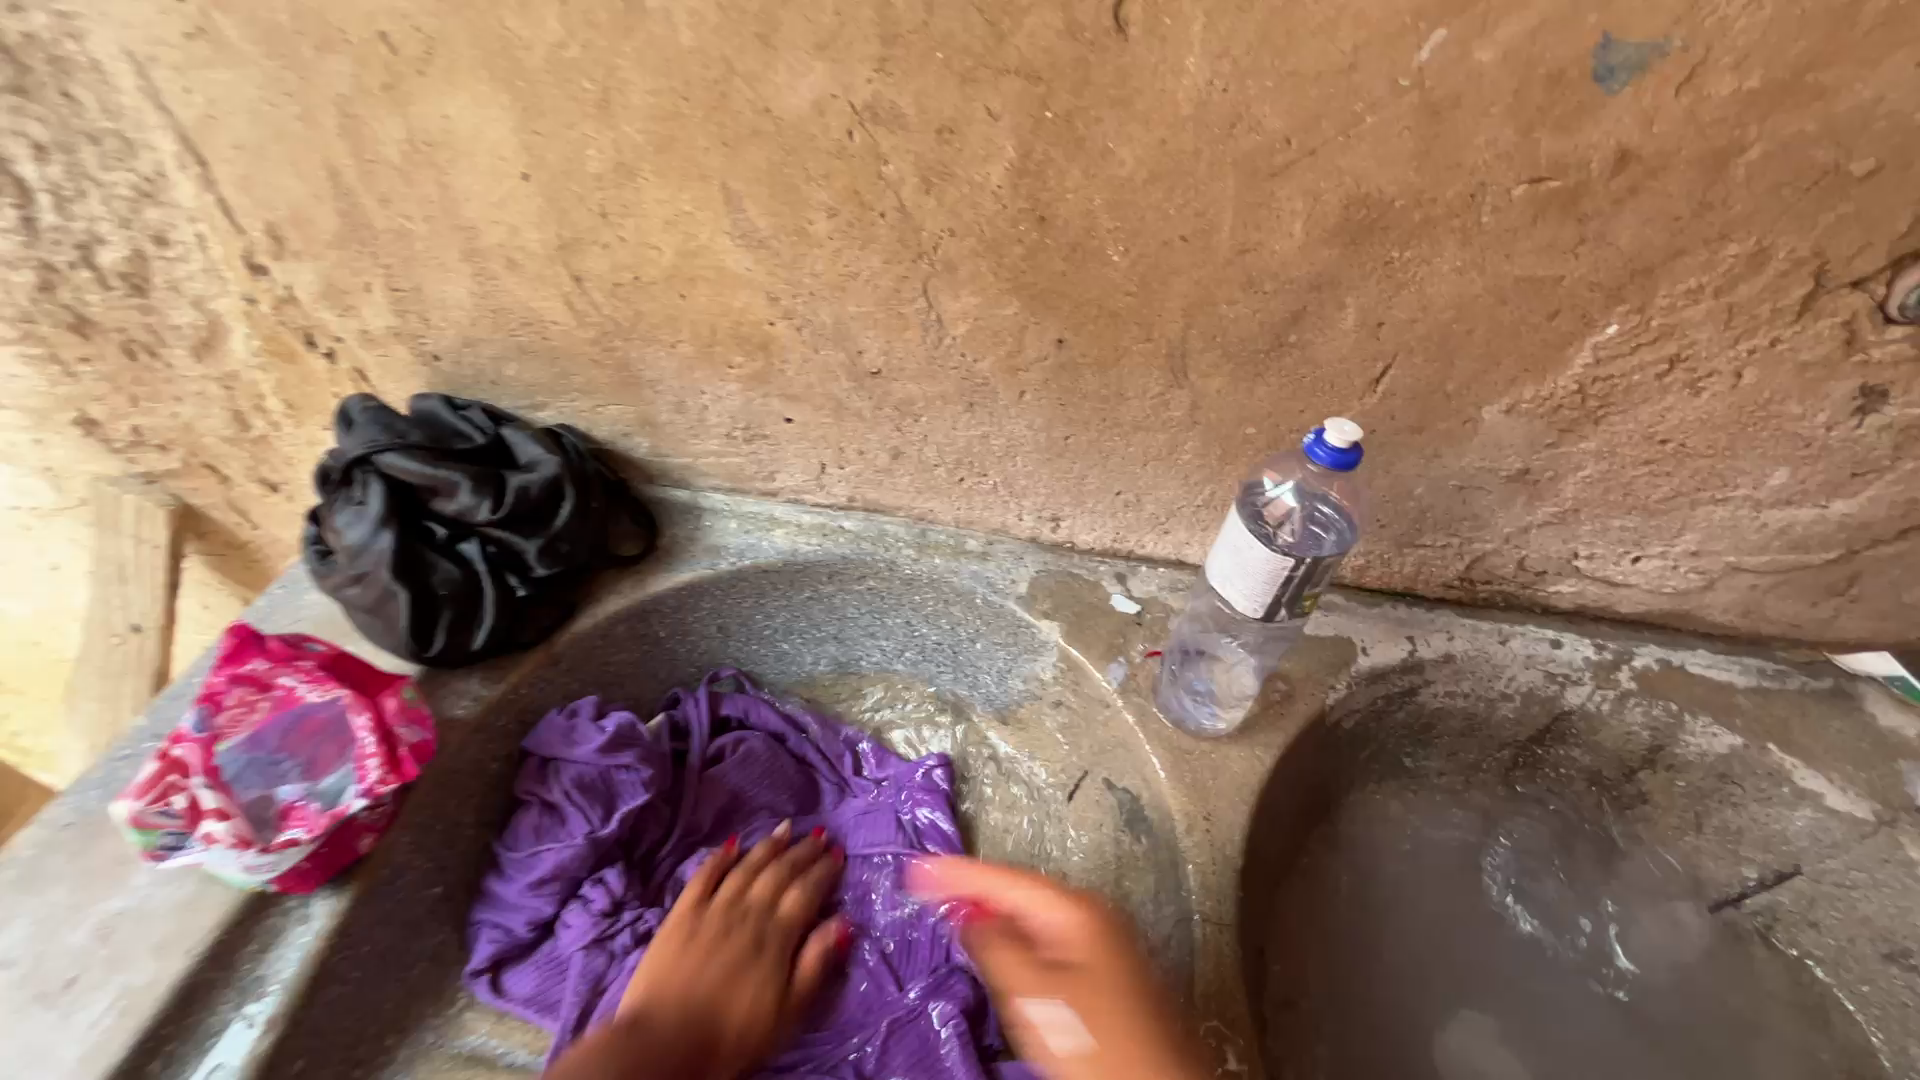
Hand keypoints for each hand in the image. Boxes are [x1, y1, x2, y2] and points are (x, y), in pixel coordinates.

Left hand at [546, 820, 848, 1079]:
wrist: (662, 1047)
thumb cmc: (732, 1037)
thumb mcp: (787, 1013)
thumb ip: (815, 964)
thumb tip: (843, 922)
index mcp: (777, 935)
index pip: (808, 891)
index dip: (825, 870)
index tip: (839, 853)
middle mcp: (748, 911)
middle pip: (781, 872)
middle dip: (803, 851)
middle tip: (820, 834)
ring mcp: (713, 908)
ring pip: (747, 866)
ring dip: (769, 845)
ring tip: (786, 828)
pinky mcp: (681, 914)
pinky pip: (704, 875)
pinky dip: (720, 856)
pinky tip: (732, 843)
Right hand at [908, 857, 1208, 1079]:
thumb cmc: (1093, 1041)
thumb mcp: (1033, 994)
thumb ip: (994, 946)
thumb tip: (967, 912)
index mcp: (1075, 910)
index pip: (1005, 879)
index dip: (957, 873)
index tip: (917, 868)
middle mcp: (1091, 914)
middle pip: (1020, 893)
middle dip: (974, 890)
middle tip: (927, 888)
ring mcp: (1102, 942)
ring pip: (1034, 918)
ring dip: (993, 915)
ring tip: (951, 910)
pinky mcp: (1104, 972)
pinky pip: (1047, 940)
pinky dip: (1016, 939)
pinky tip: (996, 948)